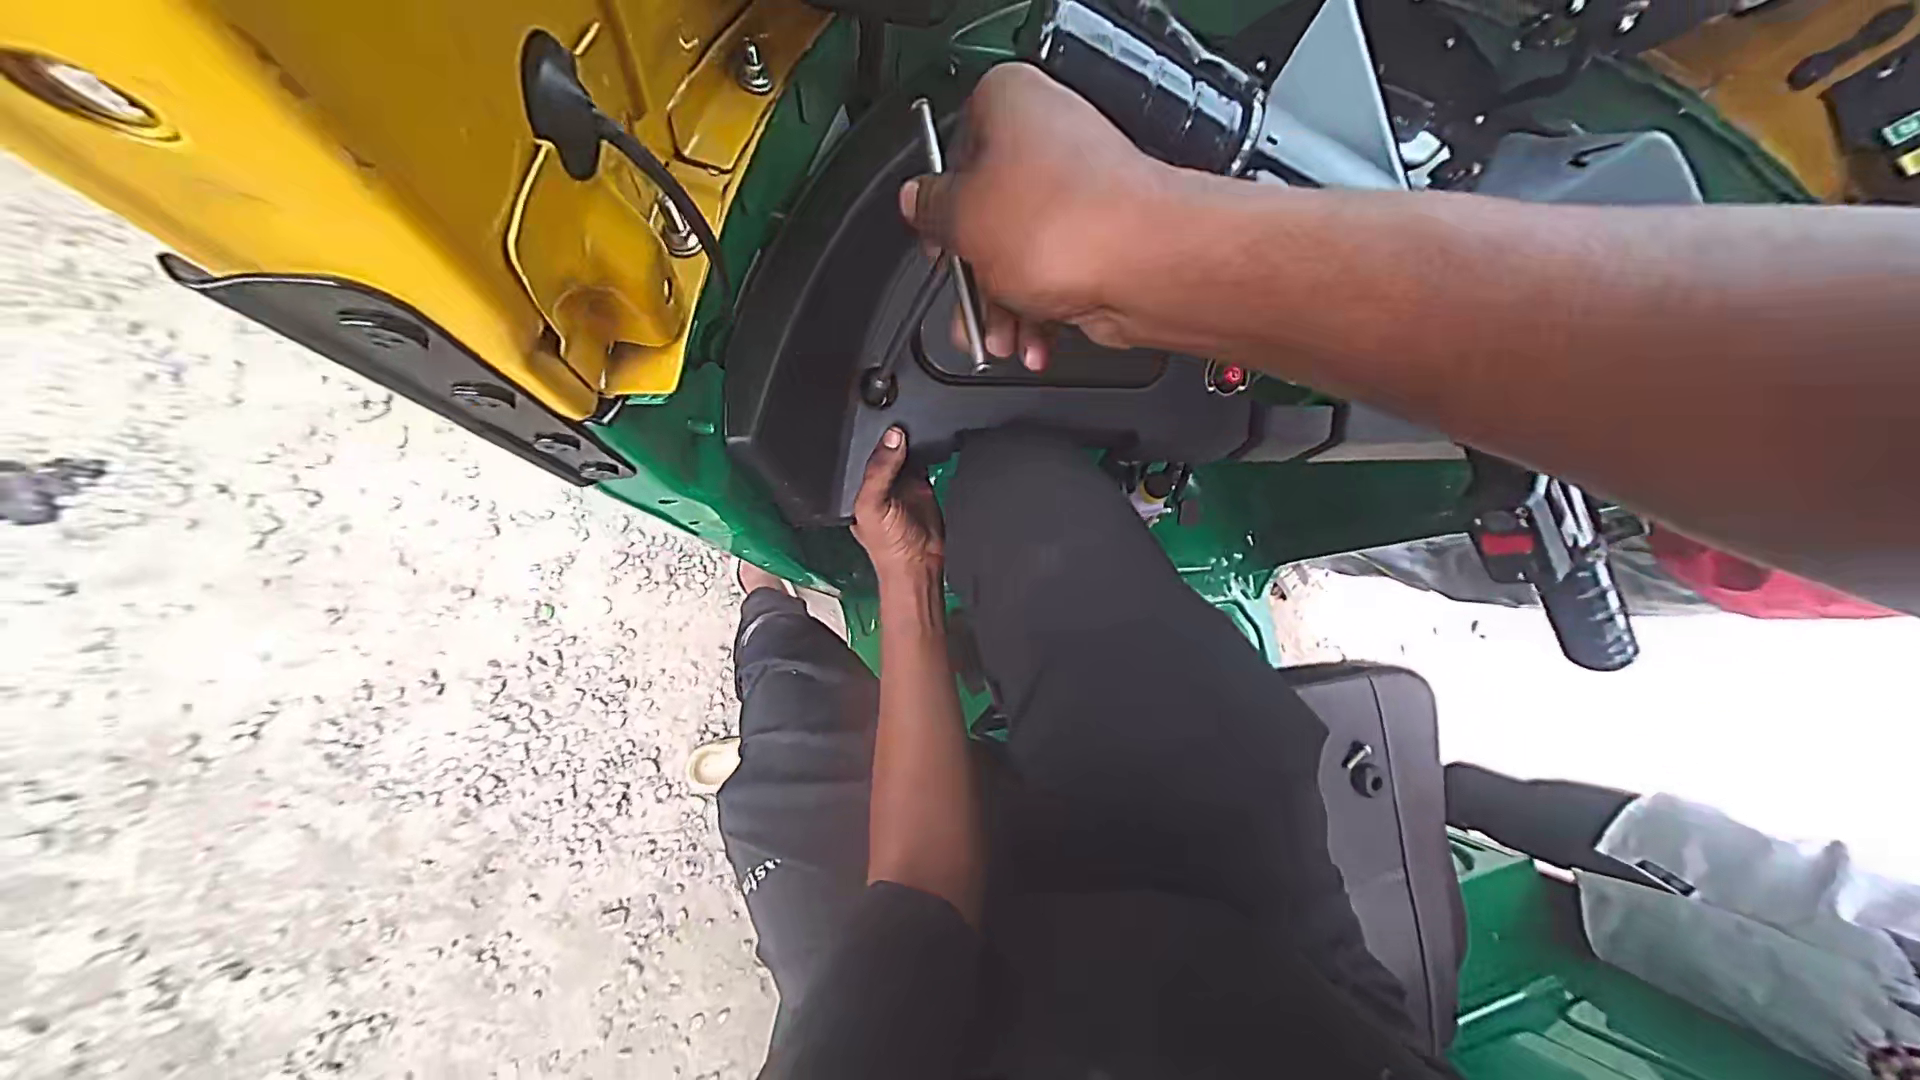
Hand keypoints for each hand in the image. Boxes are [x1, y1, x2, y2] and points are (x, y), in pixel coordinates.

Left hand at [852, 426, 943, 579]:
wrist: (920, 563)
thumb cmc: (887, 544)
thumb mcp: (872, 506)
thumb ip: (879, 472)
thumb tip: (893, 437)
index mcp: (857, 485)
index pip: (862, 450)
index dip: (870, 434)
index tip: (883, 415)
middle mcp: (878, 481)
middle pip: (884, 447)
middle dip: (892, 433)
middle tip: (901, 413)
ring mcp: (901, 480)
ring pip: (903, 449)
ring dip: (910, 438)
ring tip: (916, 421)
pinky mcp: (922, 482)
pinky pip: (924, 458)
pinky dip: (927, 448)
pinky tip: (929, 437)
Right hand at [899, 63, 1165, 369]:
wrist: (1140, 267)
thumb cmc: (1061, 227)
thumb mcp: (963, 218)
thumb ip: (933, 210)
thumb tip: (918, 201)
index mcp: (1009, 108)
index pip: (953, 156)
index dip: (941, 211)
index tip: (939, 246)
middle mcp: (1047, 146)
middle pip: (986, 221)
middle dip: (974, 282)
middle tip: (969, 309)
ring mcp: (1075, 198)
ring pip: (1016, 260)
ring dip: (1002, 311)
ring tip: (1001, 340)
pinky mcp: (1096, 244)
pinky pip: (1050, 282)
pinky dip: (1037, 317)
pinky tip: (1032, 343)